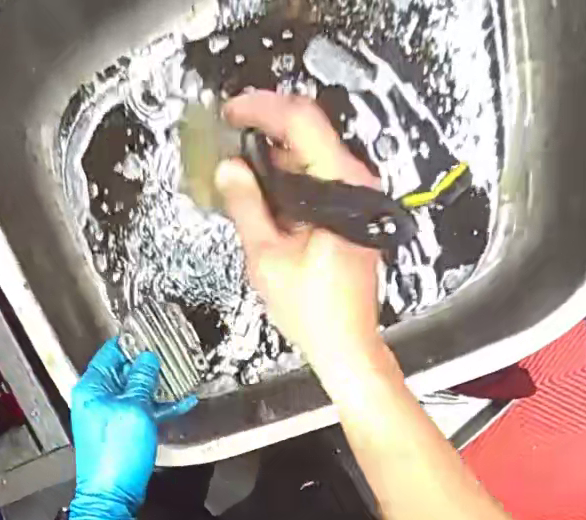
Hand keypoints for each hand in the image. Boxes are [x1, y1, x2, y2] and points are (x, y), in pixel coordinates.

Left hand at [68, 337, 195, 519]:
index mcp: (91, 389)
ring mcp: (111, 417)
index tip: (150, 331)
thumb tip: (148, 360)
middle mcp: (97, 400)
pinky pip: (143, 412)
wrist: (113, 496)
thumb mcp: (133, 411)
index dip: (131, 341)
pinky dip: (160, 407)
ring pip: (137, 392)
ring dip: (158, 384)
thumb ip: (141, 382)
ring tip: (181, 373)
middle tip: (171, 350)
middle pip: (125, 371)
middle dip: (148, 362)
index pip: (110, 353)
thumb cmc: (116, 456)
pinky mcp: (124, 433)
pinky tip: (182, 402)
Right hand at [217, 91, 387, 377]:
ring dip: (275, 161)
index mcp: (340, 190)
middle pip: (307, 135)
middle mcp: (356, 187)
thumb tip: (229, 170)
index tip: (232, 113)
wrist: (345, 344)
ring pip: (312, 158)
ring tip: (241, 175)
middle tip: (229, 143)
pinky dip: (290, 182)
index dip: (261, 109)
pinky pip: (318, 182)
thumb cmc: (317, 313)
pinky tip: (265, 199)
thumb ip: (246, 207)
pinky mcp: (350, 215)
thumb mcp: (268, 259)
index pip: (301, 121)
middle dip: (265, 134)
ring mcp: (356, 200)